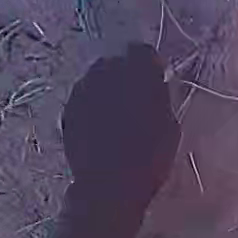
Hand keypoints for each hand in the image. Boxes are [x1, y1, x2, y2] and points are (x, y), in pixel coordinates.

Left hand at [61, 43, 179, 227]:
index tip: (155, 83)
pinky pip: (83, 101)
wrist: (109, 185)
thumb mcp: (170, 125)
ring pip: (97, 81)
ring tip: (115, 118)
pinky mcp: (68, 110)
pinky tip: (99, 130)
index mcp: (136, 69)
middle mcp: (105, 70)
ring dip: (106, 92)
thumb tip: (155, 88)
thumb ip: (160, 98)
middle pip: (116, 63)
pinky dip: (91, 109)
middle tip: (135, 102)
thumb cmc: (149, 158)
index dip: (150, 68)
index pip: (143, 52)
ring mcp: (82, 90)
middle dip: (125, 77)